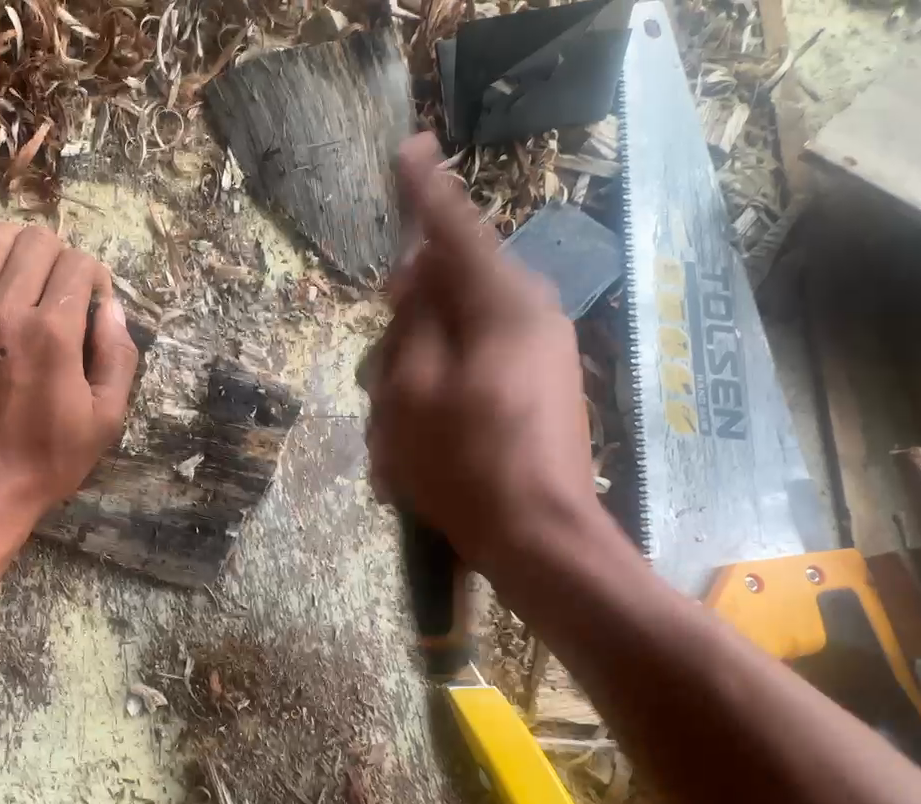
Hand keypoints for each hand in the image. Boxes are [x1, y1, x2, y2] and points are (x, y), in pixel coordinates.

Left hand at [0, 215, 139, 534]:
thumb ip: (118, 358)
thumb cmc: (43, 464)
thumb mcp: (103, 422)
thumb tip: (111, 307)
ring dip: (13, 238)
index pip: (79, 268)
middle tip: (59, 282)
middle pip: (35, 245)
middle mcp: (5, 312)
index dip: (93, 277)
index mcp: (53, 335)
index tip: (92, 299)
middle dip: (58, 254)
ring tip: (22, 255)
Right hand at [365, 133, 599, 569]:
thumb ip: (411, 322)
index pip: (455, 229)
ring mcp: (538, 354)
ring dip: (413, 380)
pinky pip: (470, 373)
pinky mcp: (536, 389)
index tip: (408, 148)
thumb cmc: (464, 463)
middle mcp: (530, 315)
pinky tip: (419, 452)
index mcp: (503, 303)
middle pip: (449, 291)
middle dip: (404, 330)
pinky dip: (437, 402)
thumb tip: (414, 276)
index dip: (424, 192)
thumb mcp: (411, 391)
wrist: (538, 537)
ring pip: (454, 339)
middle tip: (381, 385)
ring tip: (396, 444)